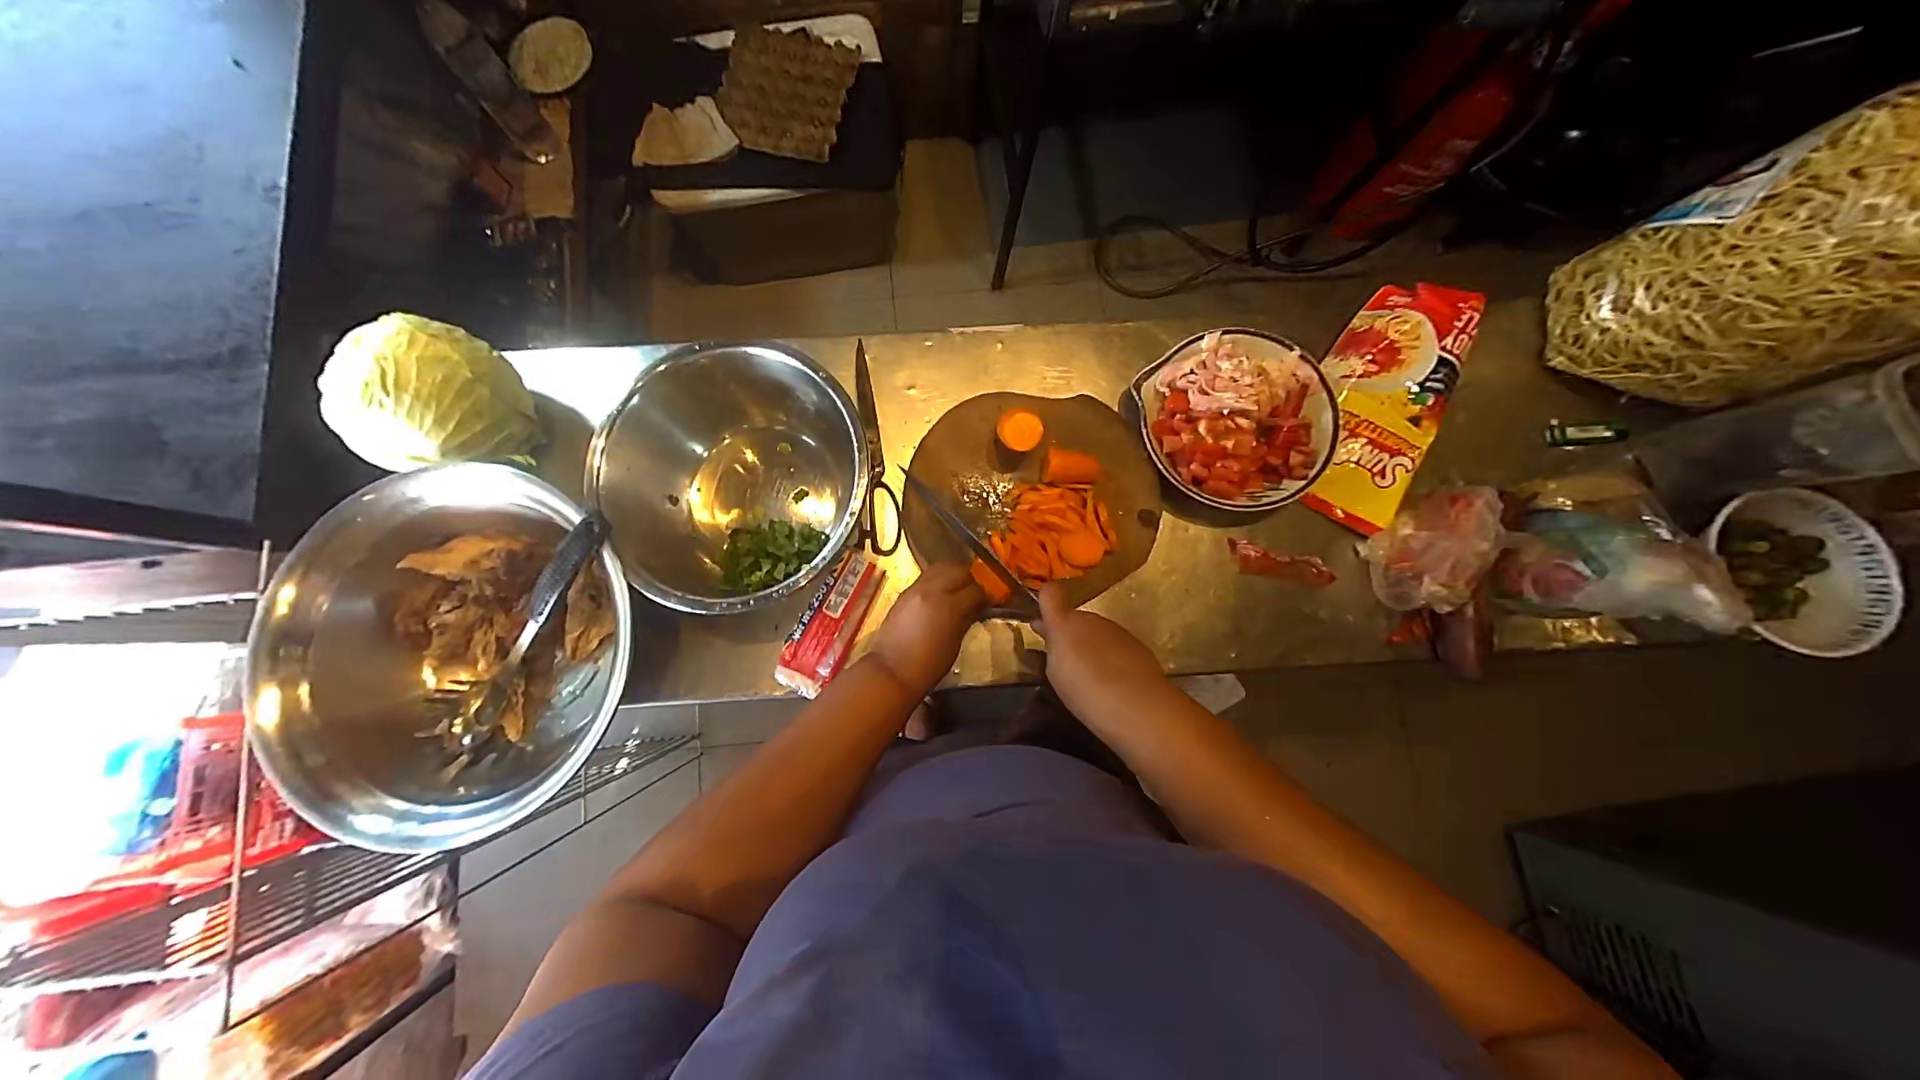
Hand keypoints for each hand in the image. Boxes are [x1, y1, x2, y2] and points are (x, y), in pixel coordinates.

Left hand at [867, 563, 986, 695]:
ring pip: (941, 567)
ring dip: (953, 575)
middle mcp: (932, 591)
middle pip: (959, 570)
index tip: (990, 602)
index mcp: (949, 606)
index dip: (986, 596)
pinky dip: (938, 580)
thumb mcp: (954, 644)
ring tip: (958, 589)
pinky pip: (926, 577)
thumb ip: (966, 620)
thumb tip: (977, 608)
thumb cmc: (928, 665)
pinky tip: (941, 595)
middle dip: (971, 580)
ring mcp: (915, 589)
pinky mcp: (904, 593)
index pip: (975, 590)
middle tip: (975, 593)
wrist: (891, 671)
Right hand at [1032, 583, 1168, 718]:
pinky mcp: (1136, 643)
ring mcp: (1115, 629)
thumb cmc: (1084, 692)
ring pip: (1095, 632)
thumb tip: (1052, 637)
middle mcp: (1090, 619)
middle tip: (1065, 661)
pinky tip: (1113, 681)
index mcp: (1064, 624)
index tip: (1042, 621)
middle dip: (1068, 635)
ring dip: (1090, 646)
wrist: (1137, 705)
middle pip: (1074, 618)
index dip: (1045, 600)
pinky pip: (1114, 644)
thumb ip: (1053, 650)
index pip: (1050, 594)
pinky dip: (1110, 656)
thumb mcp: (1055, 673)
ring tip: (1090, 676)